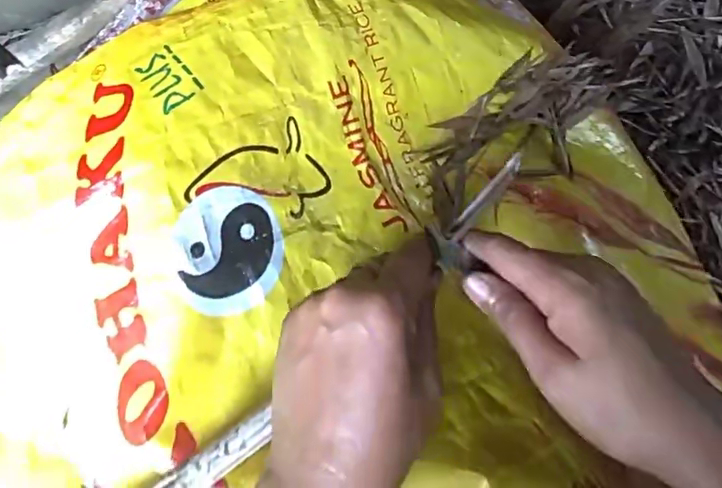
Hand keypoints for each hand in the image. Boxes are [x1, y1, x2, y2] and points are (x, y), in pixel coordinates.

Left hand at [265, 238, 440, 487]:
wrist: (318, 476)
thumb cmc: (385, 437)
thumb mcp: (427, 384)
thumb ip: (427, 322)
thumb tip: (427, 282)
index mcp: (384, 308)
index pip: (410, 256)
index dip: (423, 254)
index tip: (430, 260)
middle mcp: (345, 294)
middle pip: (377, 270)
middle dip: (390, 287)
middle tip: (395, 322)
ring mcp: (314, 305)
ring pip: (349, 287)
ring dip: (360, 302)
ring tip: (360, 345)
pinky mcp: (291, 320)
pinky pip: (324, 304)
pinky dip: (335, 316)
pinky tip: (335, 353)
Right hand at [462, 232, 721, 487]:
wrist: (693, 427)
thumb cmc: (615, 408)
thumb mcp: (553, 373)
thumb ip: (512, 319)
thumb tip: (472, 279)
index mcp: (567, 285)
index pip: (509, 252)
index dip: (477, 245)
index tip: (447, 243)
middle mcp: (587, 268)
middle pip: (529, 256)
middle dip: (497, 262)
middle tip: (465, 279)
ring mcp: (608, 276)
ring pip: (550, 263)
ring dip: (522, 273)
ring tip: (498, 295)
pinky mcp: (621, 290)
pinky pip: (571, 273)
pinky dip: (547, 281)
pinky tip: (543, 307)